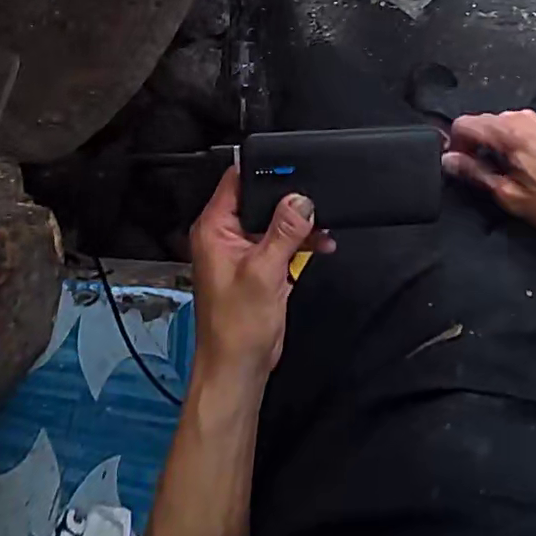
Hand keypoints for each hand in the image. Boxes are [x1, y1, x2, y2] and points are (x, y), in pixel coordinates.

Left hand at [188, 168, 334, 385]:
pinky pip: (279, 243)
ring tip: (321, 228)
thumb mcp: (264, 272)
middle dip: (287, 201)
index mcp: (213, 228)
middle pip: (258, 200)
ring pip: (272, 222)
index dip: (261, 171)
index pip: (234, 181)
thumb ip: (284, 232)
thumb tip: (299, 201)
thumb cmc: (235, 328)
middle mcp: (224, 235)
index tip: (289, 168)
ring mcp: (241, 251)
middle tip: (312, 203)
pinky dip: (298, 244)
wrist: (238, 368)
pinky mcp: (257, 266)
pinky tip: (319, 245)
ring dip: (297, 225)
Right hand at [441, 110, 535, 251]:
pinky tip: (521, 171)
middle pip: (479, 124)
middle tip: (478, 176)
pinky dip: (509, 147)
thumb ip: (473, 173)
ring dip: (491, 147)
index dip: (453, 146)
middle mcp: (521, 118)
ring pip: (498, 128)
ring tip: (501, 176)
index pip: (461, 124)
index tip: (459, 167)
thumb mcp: (508, 194)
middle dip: (472, 146)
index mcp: (507, 129)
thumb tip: (448, 160)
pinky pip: (516, 132)